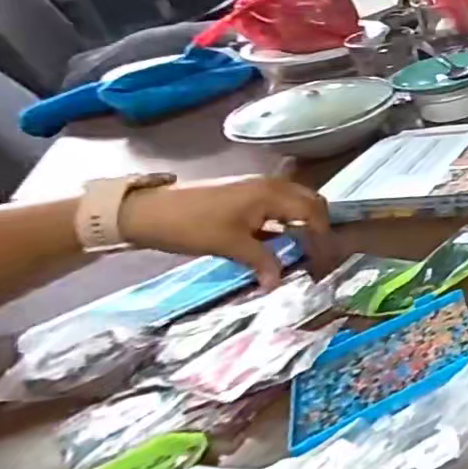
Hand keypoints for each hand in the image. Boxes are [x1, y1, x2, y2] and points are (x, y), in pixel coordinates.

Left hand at [118, 175, 330, 286]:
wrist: (146, 211)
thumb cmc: (191, 226)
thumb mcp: (228, 246)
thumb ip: (261, 261)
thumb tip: (278, 284)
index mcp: (273, 194)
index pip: (313, 213)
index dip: (321, 235)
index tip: (321, 258)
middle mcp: (273, 184)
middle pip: (311, 202)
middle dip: (318, 225)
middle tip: (315, 251)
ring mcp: (260, 185)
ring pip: (297, 201)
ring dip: (302, 221)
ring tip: (298, 247)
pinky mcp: (247, 191)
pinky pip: (280, 202)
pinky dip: (286, 218)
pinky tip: (276, 237)